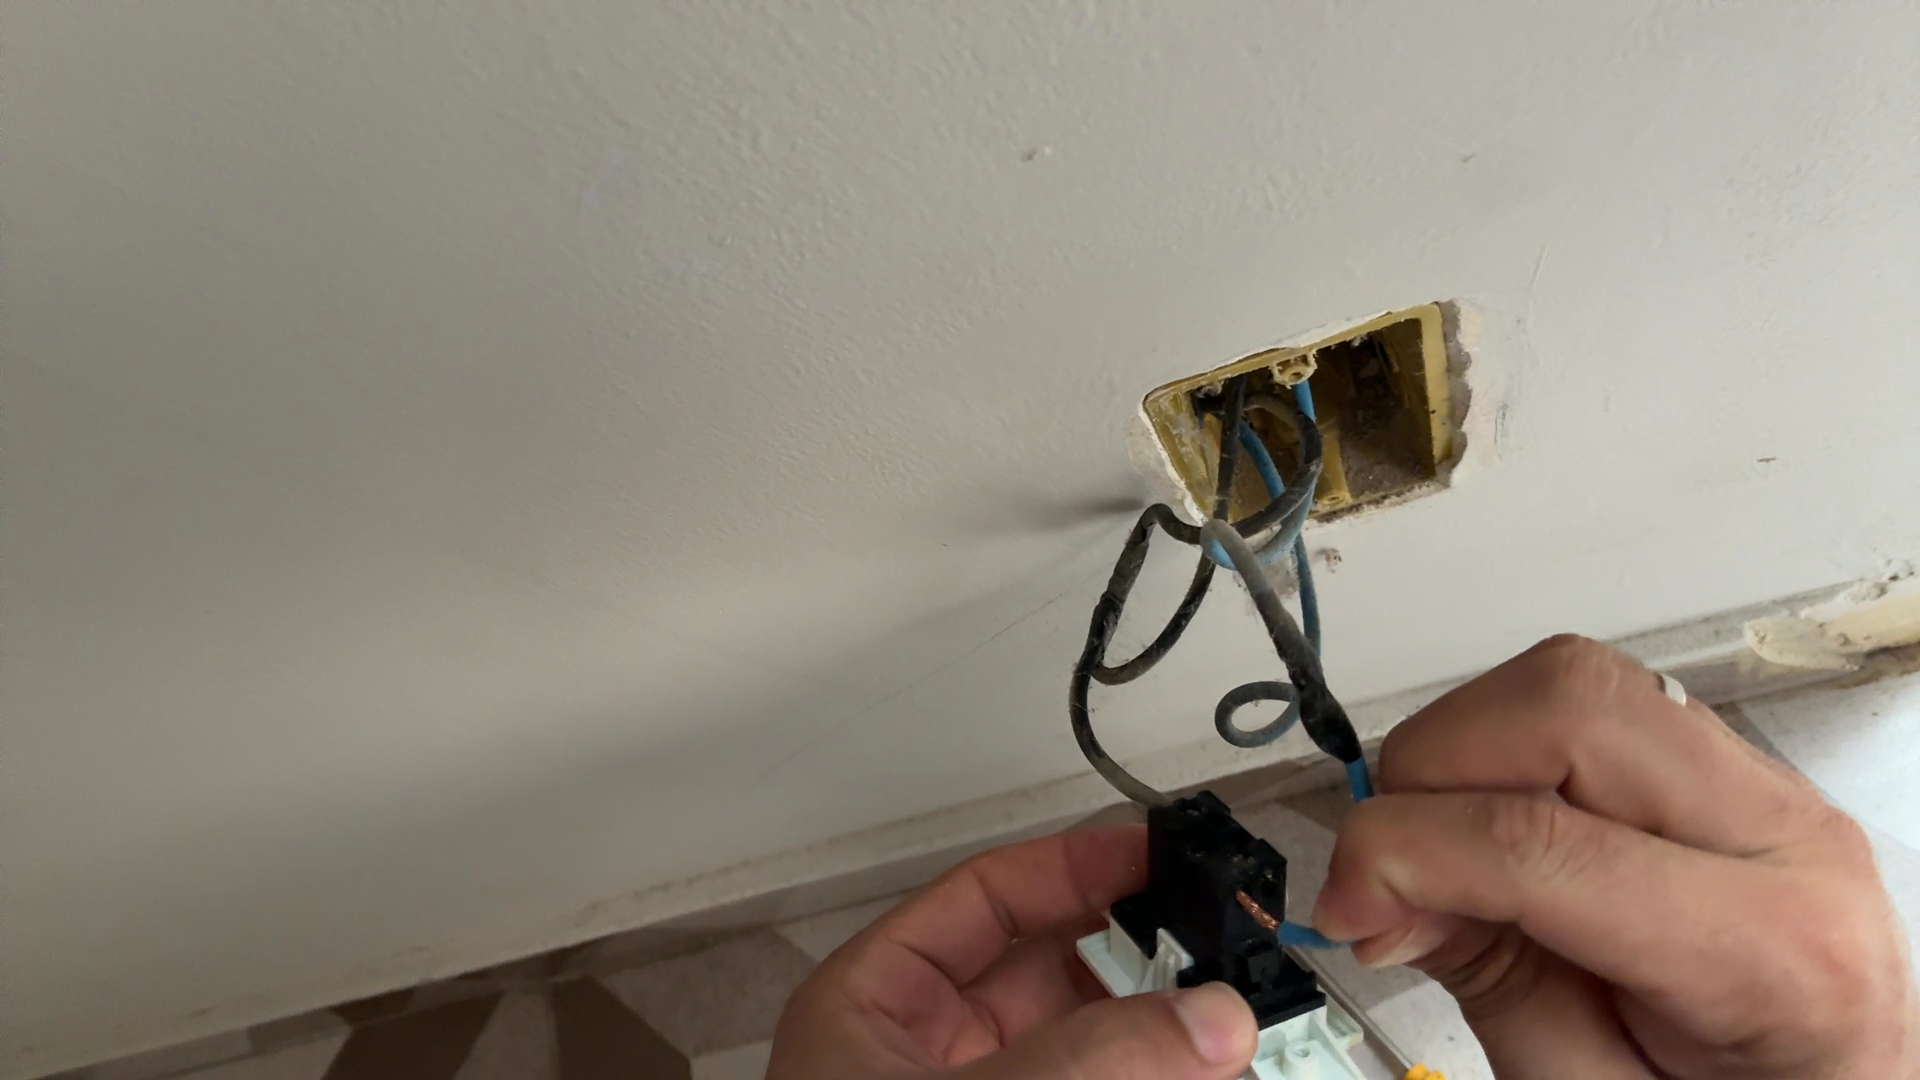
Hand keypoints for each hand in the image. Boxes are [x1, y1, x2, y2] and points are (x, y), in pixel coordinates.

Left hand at [767, 826, 1258, 1078]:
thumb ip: (1089, 1061)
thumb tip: (1215, 1015)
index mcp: (879, 996)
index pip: (985, 896)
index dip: (1069, 864)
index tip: (1151, 853)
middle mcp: (927, 1041)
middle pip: (1042, 963)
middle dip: (1128, 949)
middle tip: (1213, 937)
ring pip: (1080, 1036)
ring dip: (1151, 1025)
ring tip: (1228, 1014)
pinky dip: (1147, 1075)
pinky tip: (1202, 1069)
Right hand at [1313, 634, 1919, 1078]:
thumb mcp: (1572, 1074)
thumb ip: (1469, 969)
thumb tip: (1367, 888)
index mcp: (1774, 953)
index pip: (1533, 843)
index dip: (1396, 854)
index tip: (1340, 908)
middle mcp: (1778, 830)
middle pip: (1563, 709)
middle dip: (1430, 766)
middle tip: (1396, 853)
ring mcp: (1750, 774)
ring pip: (1560, 678)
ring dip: (1455, 743)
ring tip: (1438, 832)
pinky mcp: (1704, 749)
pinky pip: (1570, 692)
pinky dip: (1485, 735)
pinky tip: (1481, 810)